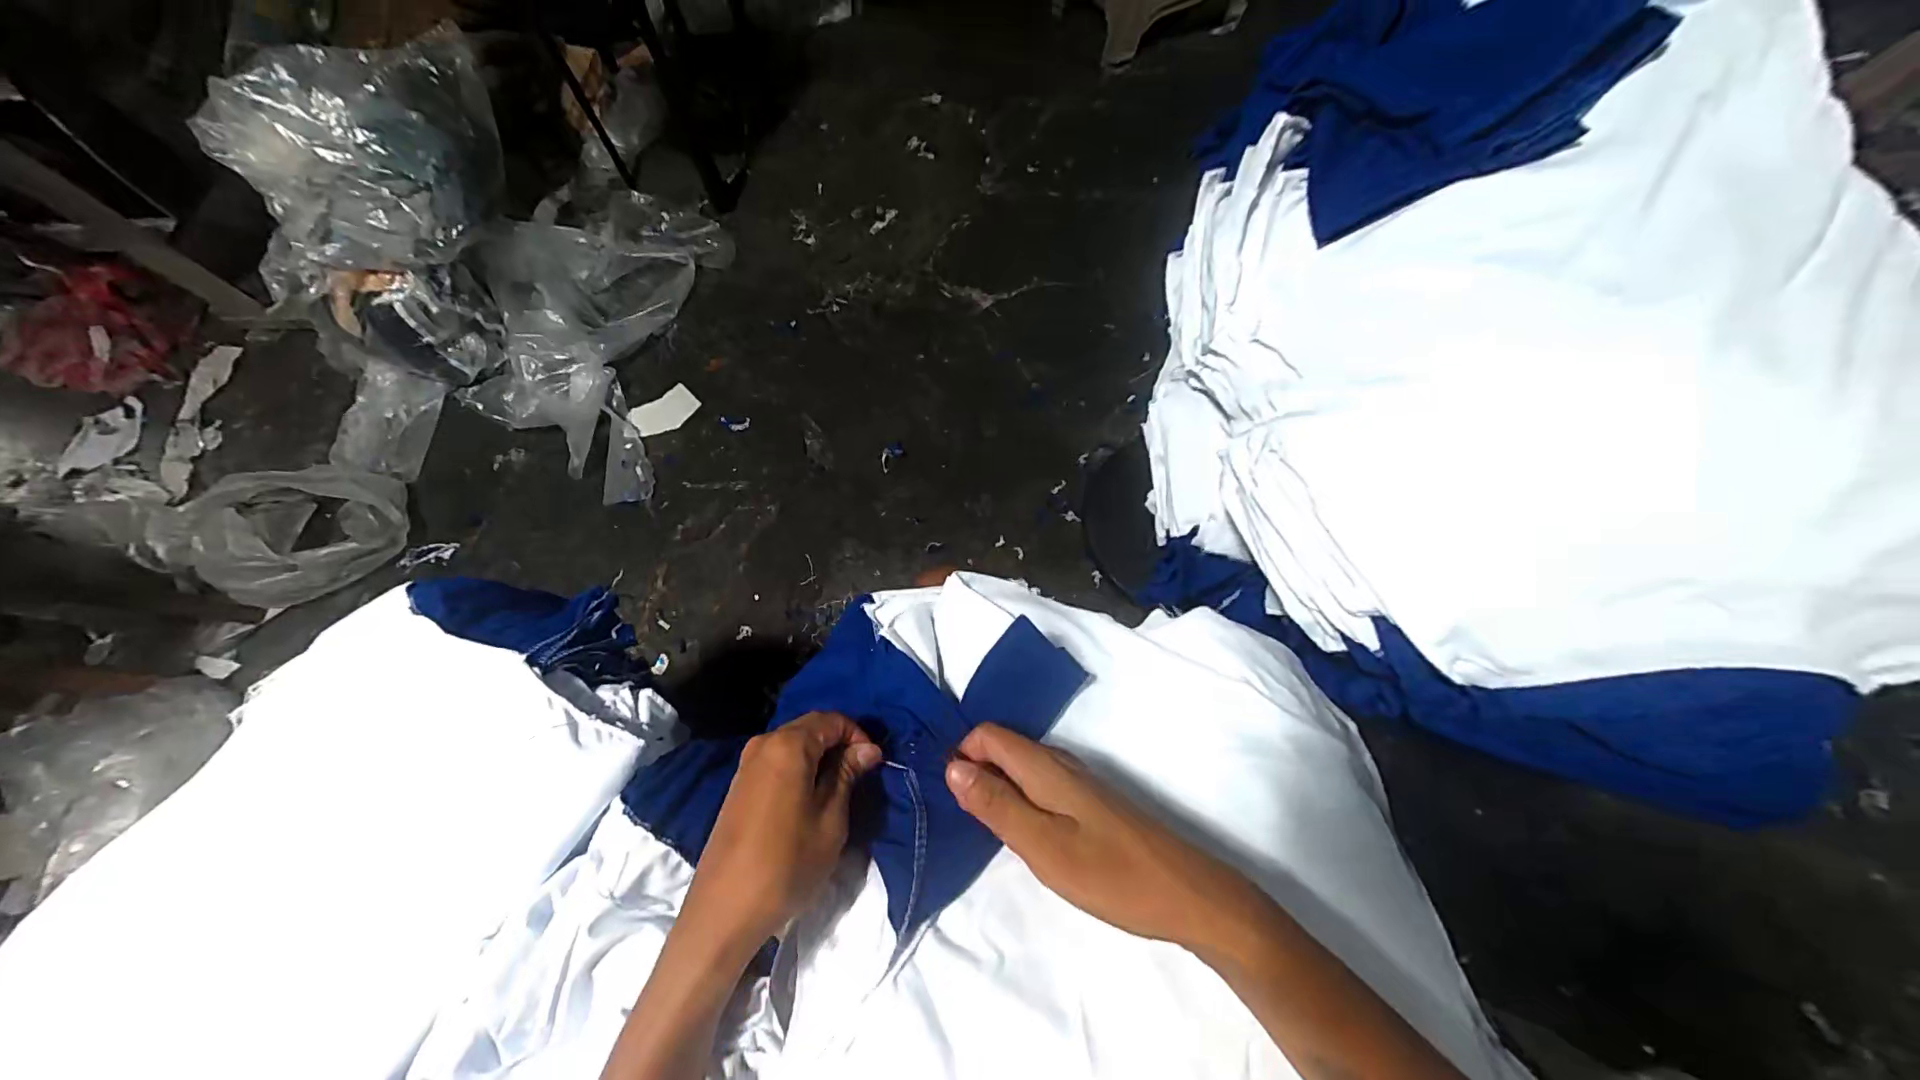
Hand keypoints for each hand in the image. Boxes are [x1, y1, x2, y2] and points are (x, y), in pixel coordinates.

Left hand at [680, 711, 881, 948]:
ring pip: (793, 746)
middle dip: (839, 744)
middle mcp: (763, 745)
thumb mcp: (831, 819)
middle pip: (810, 728)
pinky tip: (809, 799)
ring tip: (839, 789)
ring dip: (819, 759)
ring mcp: (746, 766)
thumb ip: (847, 775)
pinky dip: (799, 770)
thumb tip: (867, 749)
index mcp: (787, 745)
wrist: (725, 910)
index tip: (873, 764)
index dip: (858, 735)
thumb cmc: (787, 863)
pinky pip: (777, 762)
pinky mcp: (738, 787)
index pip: (831, 720)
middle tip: (860, 775)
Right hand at [947, 725, 1466, 1079]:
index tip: (946, 795)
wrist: (1191, 896)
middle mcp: (1062, 763)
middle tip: (958, 816)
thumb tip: (953, 765)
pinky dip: (1019, 799)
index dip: (961, 754)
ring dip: (996, 786)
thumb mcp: (1043, 846)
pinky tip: (1022, 832)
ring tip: (983, 827)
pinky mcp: (1093, 803)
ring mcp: (1081, 782)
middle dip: (974, 769)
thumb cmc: (1112, 874)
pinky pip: (1040, 784)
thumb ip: (997, 805)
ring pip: (1022, 766)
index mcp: (1047, 766)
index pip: (988, 734)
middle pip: (1003, 746)